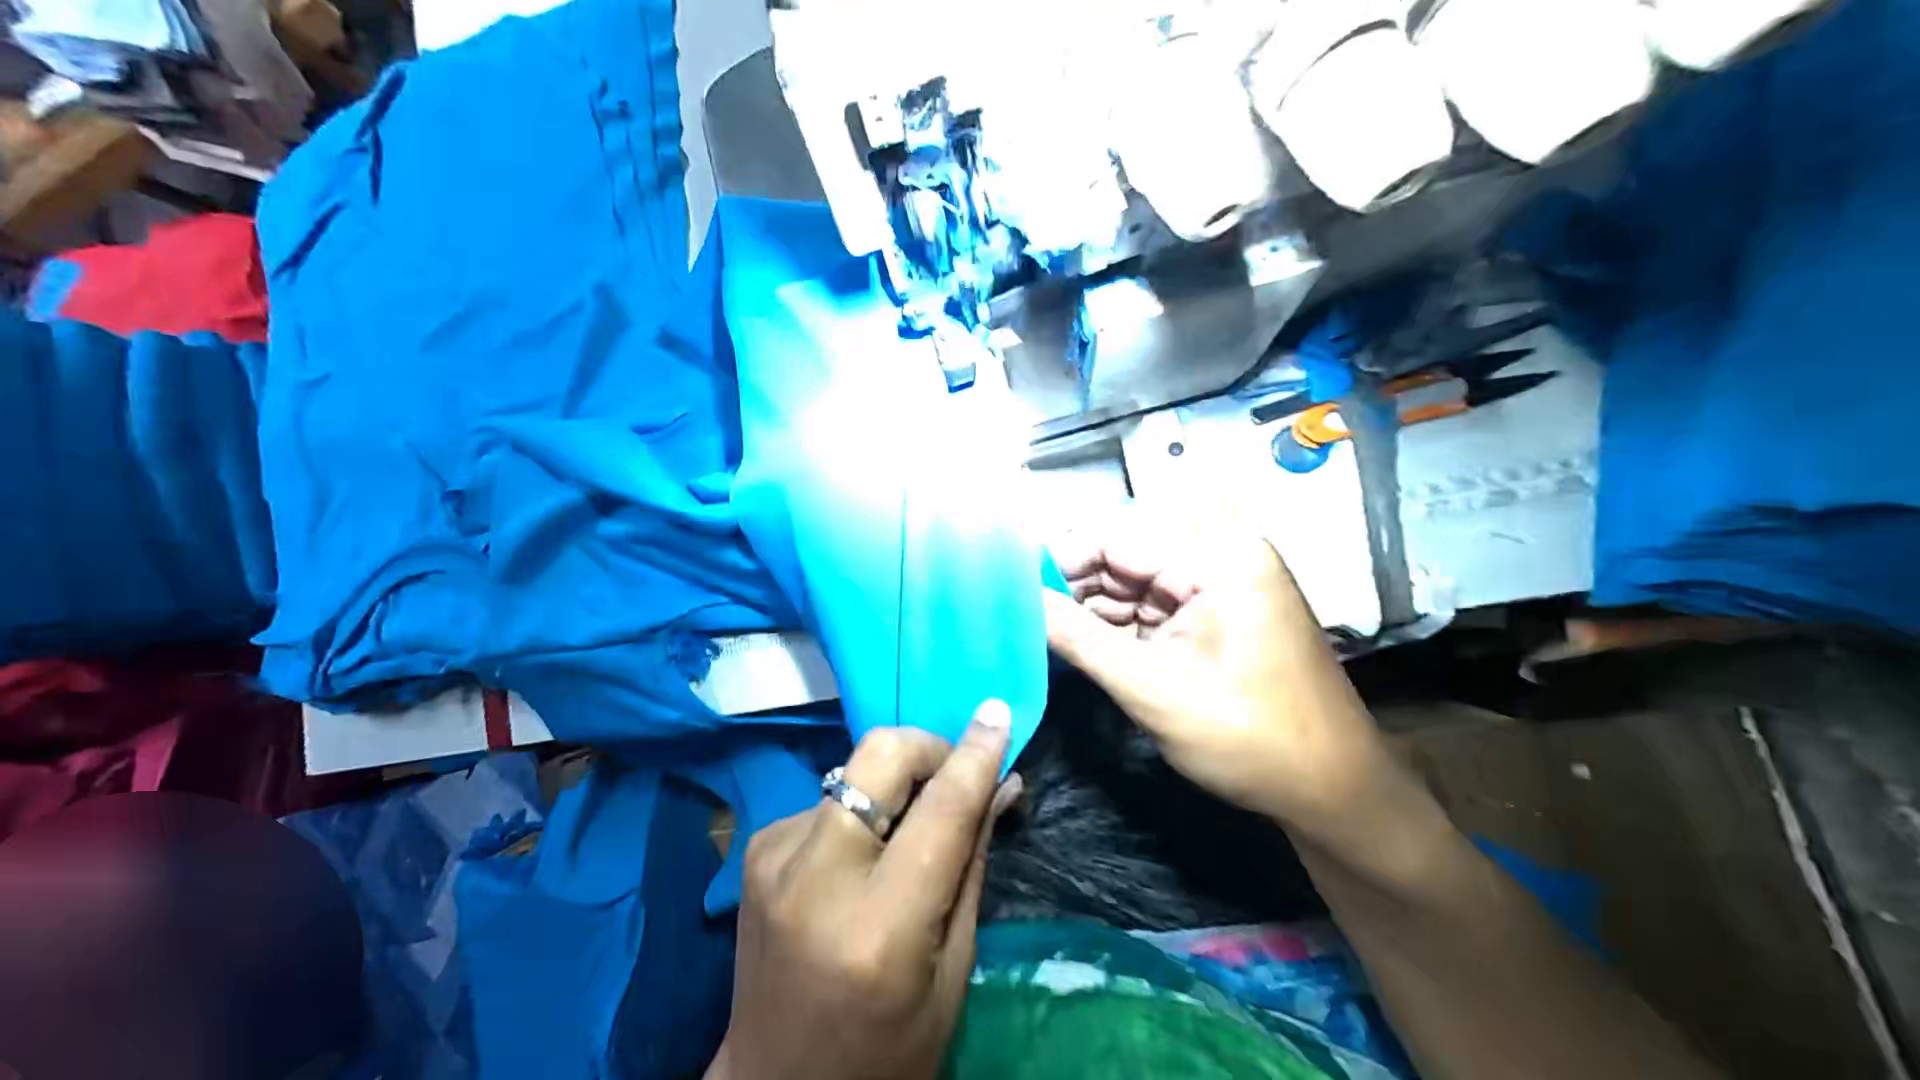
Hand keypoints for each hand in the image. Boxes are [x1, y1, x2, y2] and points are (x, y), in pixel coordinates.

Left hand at [710, 703, 1022, 1079]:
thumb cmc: (885, 1051)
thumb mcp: (951, 969)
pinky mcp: (755, 845)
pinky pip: (827, 799)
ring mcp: (774, 853)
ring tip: (906, 834)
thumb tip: (1001, 784)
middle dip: (928, 748)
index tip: (998, 713)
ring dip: (894, 786)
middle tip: (954, 779)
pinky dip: (859, 812)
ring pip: (855, 770)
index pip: (941, 811)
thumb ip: (972, 863)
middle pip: (880, 754)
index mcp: (879, 924)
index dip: (975, 756)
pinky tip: (860, 860)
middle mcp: (816, 874)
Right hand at [1041, 525, 1404, 847]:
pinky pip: (1151, 610)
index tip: (1012, 587)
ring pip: (1133, 585)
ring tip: (1039, 632)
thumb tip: (1020, 601)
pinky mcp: (1213, 619)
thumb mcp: (1152, 687)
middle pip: (1125, 557)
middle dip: (1074, 586)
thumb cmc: (1248, 737)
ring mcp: (1218, 589)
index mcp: (1218, 557)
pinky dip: (1115, 627)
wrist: (1330, 792)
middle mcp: (1219, 559)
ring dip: (1090, 609)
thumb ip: (1079, 639)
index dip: (1061, 558)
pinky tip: (1078, 643)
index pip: (1119, 535)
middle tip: (1021, 615)